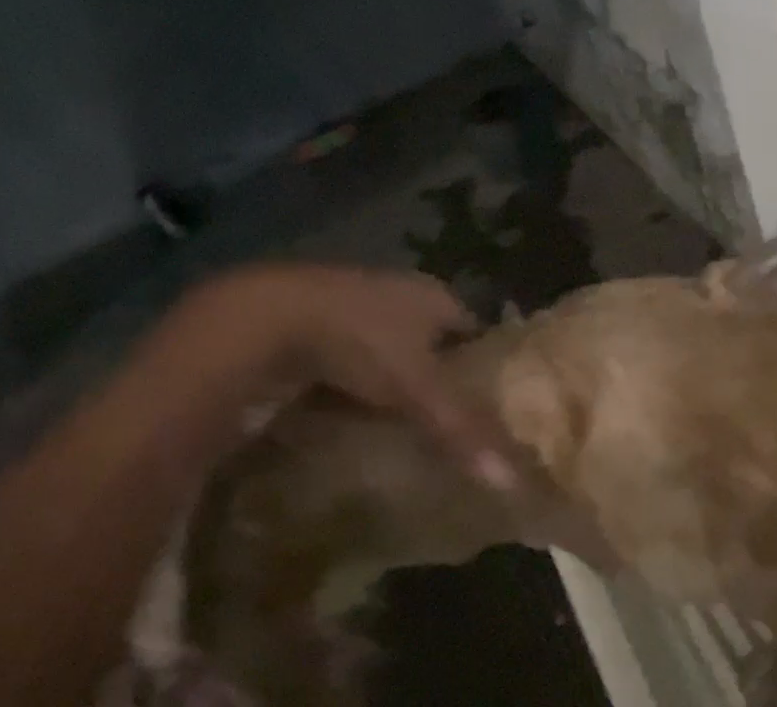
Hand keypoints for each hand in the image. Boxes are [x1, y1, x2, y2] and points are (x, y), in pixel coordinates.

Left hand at [189, 265, 514, 489]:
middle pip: (429, 340)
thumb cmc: (360, 342)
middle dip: (437, 377)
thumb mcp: (419, 389)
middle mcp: (396, 294)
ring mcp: (349, 309)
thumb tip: (513, 482)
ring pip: (384, 352)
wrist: (263, 319)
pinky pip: (345, 364)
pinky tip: (353, 422)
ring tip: (404, 431)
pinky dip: (351, 392)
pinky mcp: (310, 330)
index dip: (485, 362)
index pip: (473, 327)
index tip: (494, 401)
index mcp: (432, 296)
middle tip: (450, 424)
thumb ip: (463, 430)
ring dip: (391, 384)